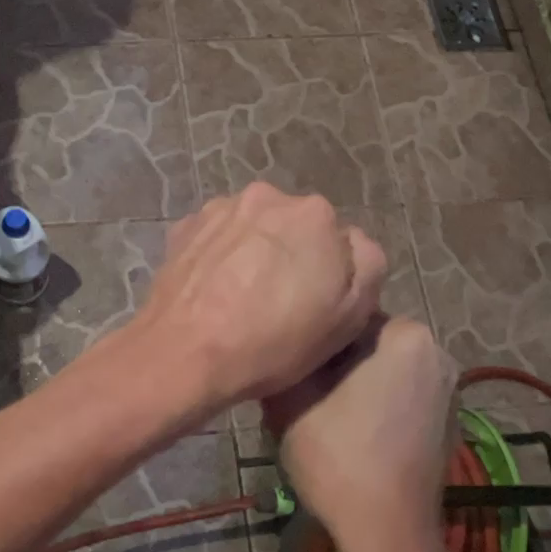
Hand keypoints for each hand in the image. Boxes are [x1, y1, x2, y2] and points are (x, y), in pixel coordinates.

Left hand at [133, 183, 385, 406]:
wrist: (185, 354)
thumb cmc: (274, 341)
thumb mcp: (349, 317)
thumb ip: (367, 265)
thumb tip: (351, 242)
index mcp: (314, 213)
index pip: (334, 239)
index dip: (328, 273)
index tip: (313, 304)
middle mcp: (266, 197)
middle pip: (290, 228)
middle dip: (289, 256)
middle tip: (277, 303)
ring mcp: (218, 209)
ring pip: (250, 230)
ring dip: (251, 254)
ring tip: (239, 299)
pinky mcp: (183, 229)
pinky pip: (214, 240)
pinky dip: (218, 258)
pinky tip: (212, 292)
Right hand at [264, 316, 458, 551]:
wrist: (387, 533)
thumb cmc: (338, 458)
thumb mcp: (290, 400)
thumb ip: (284, 358)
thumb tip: (275, 342)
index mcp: (405, 335)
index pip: (341, 317)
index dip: (309, 344)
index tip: (288, 371)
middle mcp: (436, 352)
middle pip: (363, 342)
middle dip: (331, 363)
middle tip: (298, 396)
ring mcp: (448, 388)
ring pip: (379, 369)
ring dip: (350, 384)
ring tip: (319, 415)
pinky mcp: (448, 419)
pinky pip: (399, 395)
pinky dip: (374, 405)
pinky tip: (350, 435)